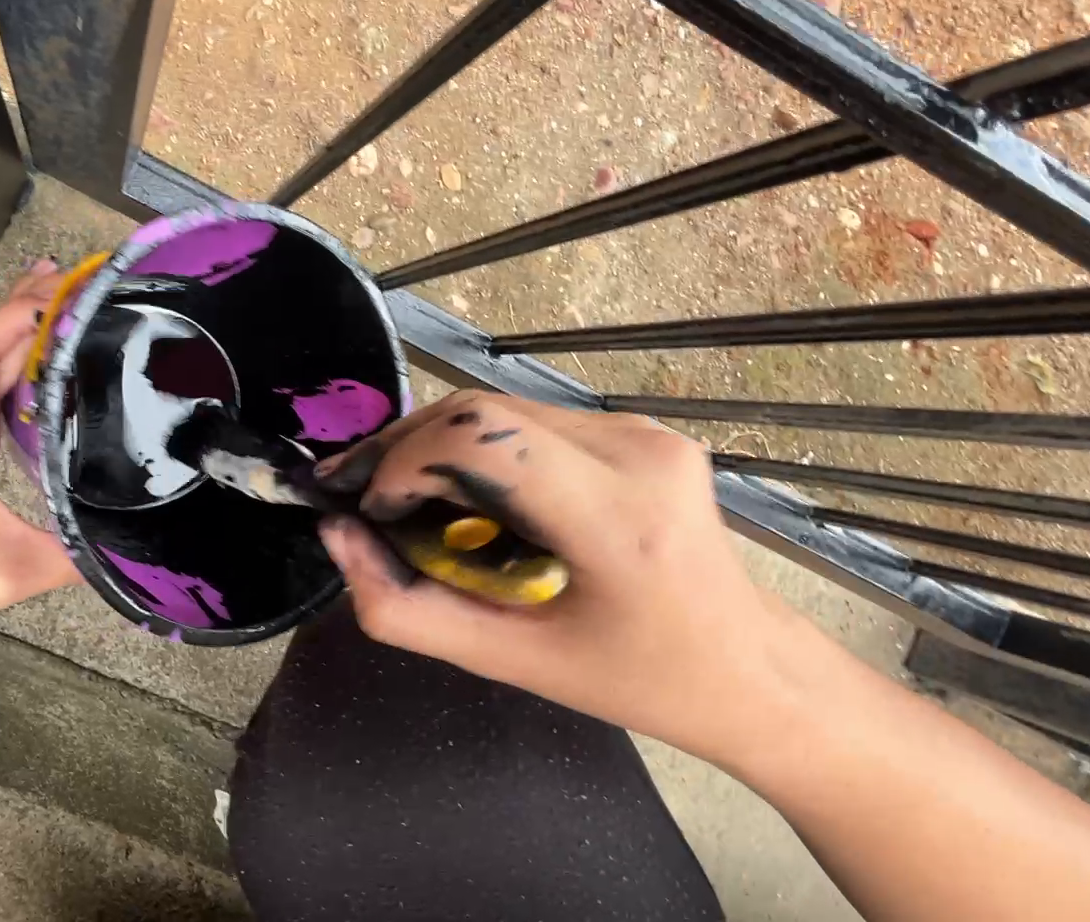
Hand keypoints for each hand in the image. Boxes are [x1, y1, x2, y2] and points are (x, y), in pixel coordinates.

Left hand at [0, 261, 79, 644]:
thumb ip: (73, 555)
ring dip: (13, 328)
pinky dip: (9, 361)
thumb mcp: (10, 572)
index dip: (12, 318)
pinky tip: (37, 361)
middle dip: (21, 307)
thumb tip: (130, 541)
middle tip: (70, 278)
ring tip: (57, 300)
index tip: (59, 294)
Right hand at [313, 392, 818, 763]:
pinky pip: (522, 419)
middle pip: (480, 412)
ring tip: (392, 491)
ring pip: (494, 408)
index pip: (484, 442)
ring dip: (428, 443)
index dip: (404, 463)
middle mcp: (634, 452)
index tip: (370, 511)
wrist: (752, 667)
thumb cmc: (634, 680)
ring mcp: (640, 430)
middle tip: (356, 492)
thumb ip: (405, 609)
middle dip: (401, 447)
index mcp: (618, 520)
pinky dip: (468, 446)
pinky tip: (451, 487)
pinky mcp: (633, 427)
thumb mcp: (509, 663)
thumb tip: (337, 536)